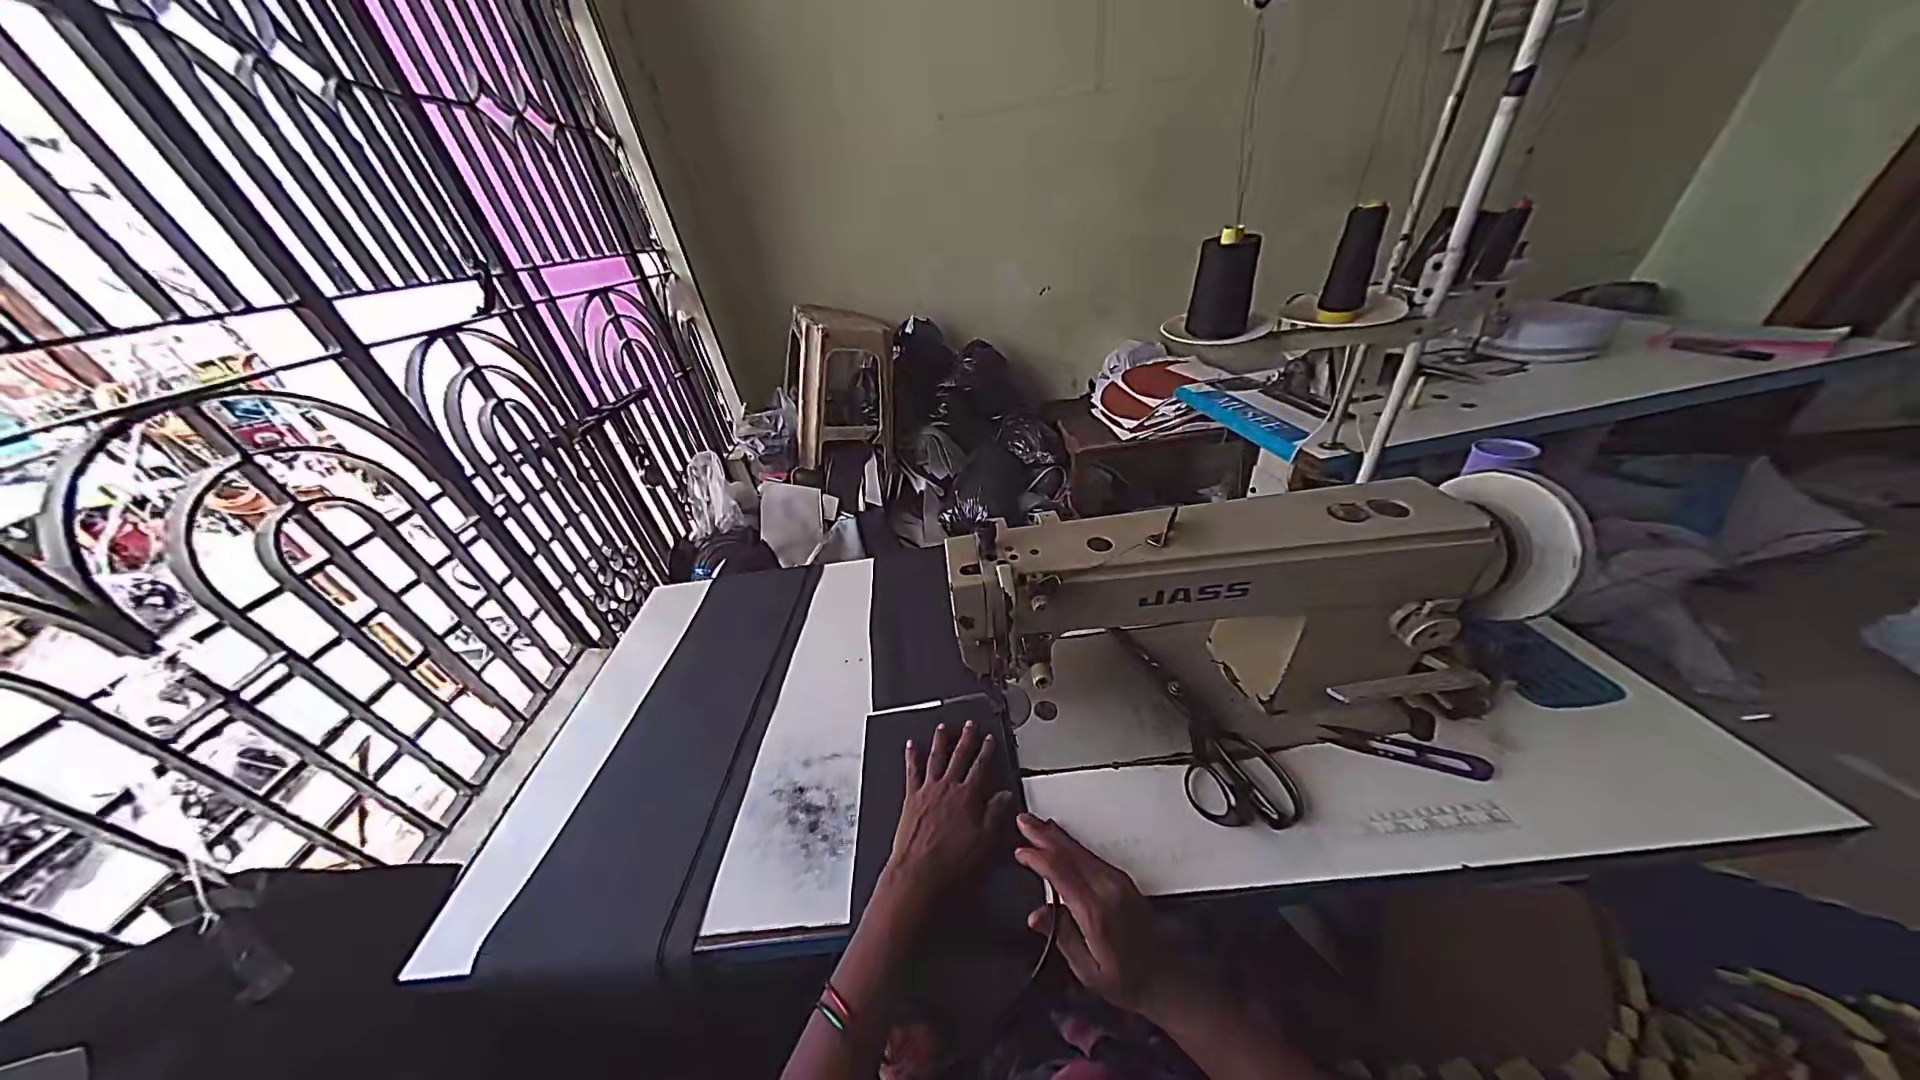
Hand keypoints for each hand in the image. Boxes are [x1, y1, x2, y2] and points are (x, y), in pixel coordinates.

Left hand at [884, 721, 1014, 907]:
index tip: (989, 740)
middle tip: (969, 725)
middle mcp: (948, 789)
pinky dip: (912, 756)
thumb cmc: (952, 865)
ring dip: (941, 741)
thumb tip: (1004, 797)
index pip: (981, 767)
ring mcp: (927, 792)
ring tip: (943, 728)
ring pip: (936, 758)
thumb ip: (996, 815)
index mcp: (968, 797)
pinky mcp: (911, 800)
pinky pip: (912, 772)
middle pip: (959, 756)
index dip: (987, 751)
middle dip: (966, 739)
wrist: (919, 876)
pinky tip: (912, 746)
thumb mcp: (986, 843)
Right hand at [1013, 814, 1190, 1018]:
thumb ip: (1061, 937)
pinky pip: (1092, 855)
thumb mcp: (1087, 971)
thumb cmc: (1126, 981)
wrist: (1165, 979)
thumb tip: (1036, 915)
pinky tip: (1063, 841)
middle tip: (1024, 821)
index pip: (1060, 873)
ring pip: (1081, 850)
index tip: (1020, 852)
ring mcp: (1119, 882)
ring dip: (1057, 835)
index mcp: (1096, 912)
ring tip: (1037, 825)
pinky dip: (1072, 845)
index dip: (1037, 858)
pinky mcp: (1124, 881)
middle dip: (1044, 834)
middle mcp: (1109, 890)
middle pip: (1070, 852)